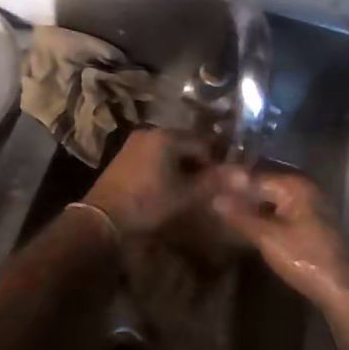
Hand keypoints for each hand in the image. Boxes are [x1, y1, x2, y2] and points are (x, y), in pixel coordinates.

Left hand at [82, 128, 236, 238]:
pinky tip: (169, 186)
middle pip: (186, 143)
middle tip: (207, 187)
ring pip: (170, 149)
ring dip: (182, 165)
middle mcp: (150, 131)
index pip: (203, 143)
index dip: (216, 162)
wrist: (102, 218)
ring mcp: (135, 142)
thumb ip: (214, 182)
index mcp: (166, 136)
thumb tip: (245, 174)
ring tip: (190, 189)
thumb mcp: (185, 195)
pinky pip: (154, 154)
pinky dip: (166, 166)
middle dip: (199, 163)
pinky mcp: (125, 154)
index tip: (221, 183)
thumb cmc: (148, 204)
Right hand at [211, 168, 348, 314]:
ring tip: (227, 206)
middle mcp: (306, 187)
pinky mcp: (314, 222)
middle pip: (266, 180)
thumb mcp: (267, 237)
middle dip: (241, 187)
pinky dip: (266, 210)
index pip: (255, 173)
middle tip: (214, 192)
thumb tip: (214, 198)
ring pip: (275, 195)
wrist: (343, 290)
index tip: (209, 181)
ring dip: (253, 200)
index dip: (231, 179)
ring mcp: (313, 204)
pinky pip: (283, 207)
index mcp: (295, 184)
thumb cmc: (305, 258)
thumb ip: (240, 215)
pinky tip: (250, 220)